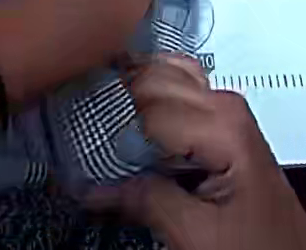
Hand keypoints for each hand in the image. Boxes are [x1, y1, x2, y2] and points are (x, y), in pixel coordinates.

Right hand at [92, 54, 305, 249]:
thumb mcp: (199, 239)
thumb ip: (147, 201)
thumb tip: (90, 184)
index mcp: (222, 124)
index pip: (148, 107)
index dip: (114, 128)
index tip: (82, 146)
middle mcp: (222, 100)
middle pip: (153, 79)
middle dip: (118, 103)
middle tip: (87, 131)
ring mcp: (222, 103)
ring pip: (162, 71)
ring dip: (131, 91)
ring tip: (103, 119)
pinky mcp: (219, 114)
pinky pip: (176, 82)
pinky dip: (150, 89)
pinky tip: (130, 111)